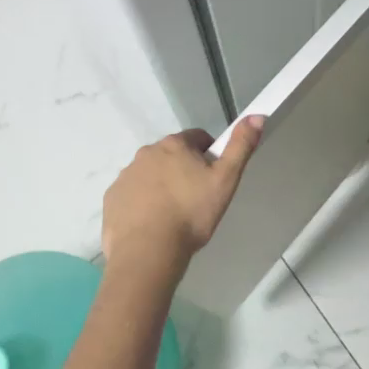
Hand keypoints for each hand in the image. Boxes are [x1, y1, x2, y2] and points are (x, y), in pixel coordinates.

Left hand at [102, 116, 265, 272]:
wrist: (148, 252)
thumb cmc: (191, 214)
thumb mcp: (225, 180)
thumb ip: (240, 146)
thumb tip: (256, 116)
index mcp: (174, 145)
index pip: (197, 138)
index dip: (208, 154)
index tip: (212, 177)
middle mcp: (146, 153)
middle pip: (171, 155)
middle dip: (182, 170)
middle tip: (195, 199)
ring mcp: (126, 176)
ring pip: (150, 175)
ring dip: (161, 186)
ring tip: (173, 215)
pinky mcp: (112, 199)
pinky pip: (131, 195)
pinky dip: (141, 204)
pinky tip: (152, 225)